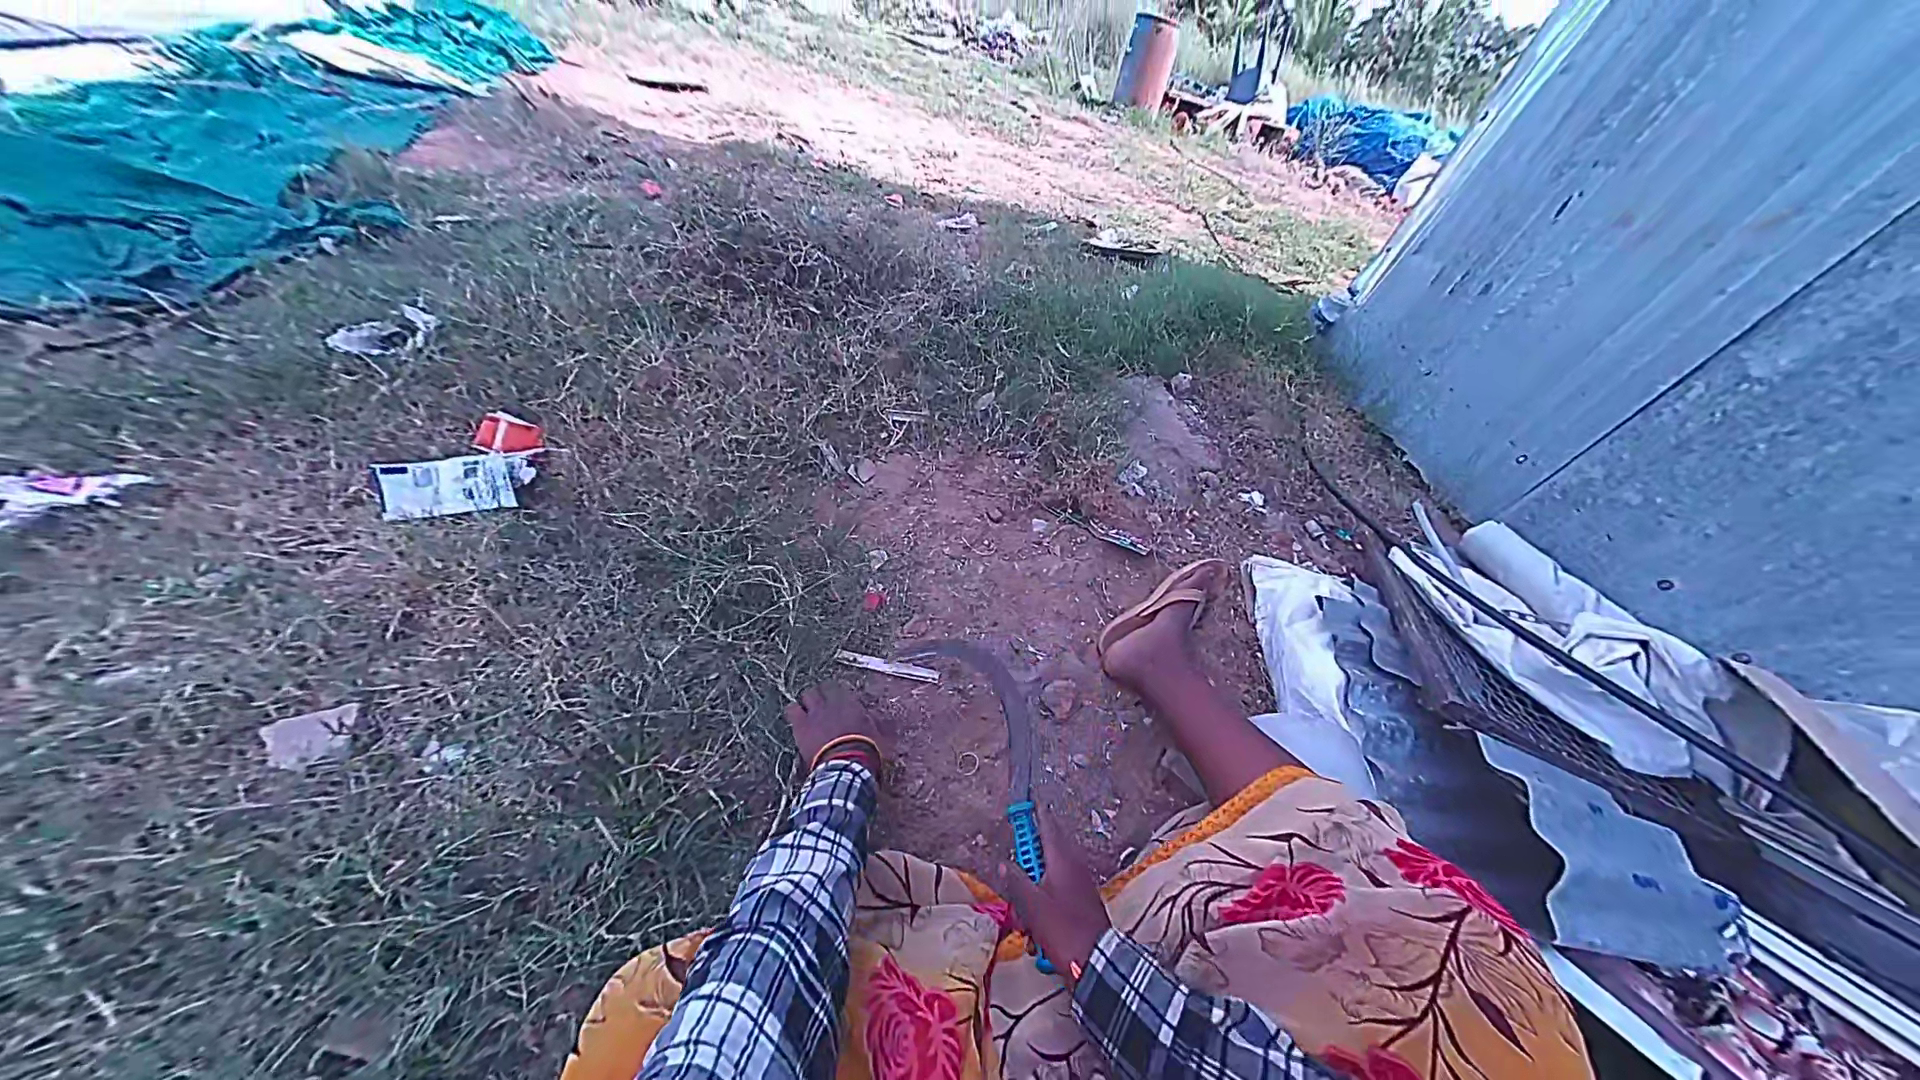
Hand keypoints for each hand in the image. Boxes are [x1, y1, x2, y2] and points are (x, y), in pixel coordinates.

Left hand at [785, 682, 880, 771]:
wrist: (846, 762)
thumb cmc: (865, 747)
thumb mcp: (876, 731)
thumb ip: (872, 720)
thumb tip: (875, 716)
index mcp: (849, 701)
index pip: (836, 687)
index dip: (834, 692)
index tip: (835, 699)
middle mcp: (830, 702)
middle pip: (819, 688)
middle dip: (819, 694)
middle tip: (821, 703)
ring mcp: (814, 712)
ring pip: (805, 695)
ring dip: (806, 701)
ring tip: (807, 710)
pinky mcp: (800, 726)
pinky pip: (791, 710)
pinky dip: (794, 712)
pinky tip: (797, 720)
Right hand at [1004, 809, 1112, 979]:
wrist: (1097, 964)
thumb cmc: (1064, 929)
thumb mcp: (1032, 905)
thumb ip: (1017, 881)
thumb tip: (1004, 863)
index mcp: (1062, 858)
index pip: (1047, 825)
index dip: (1034, 813)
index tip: (1025, 803)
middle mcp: (1073, 865)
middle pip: (1044, 851)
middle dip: (1027, 864)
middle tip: (1014, 876)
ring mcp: (1079, 883)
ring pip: (1048, 876)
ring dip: (1032, 892)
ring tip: (1025, 918)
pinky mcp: (1081, 901)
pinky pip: (1056, 894)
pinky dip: (1043, 906)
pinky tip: (1036, 931)